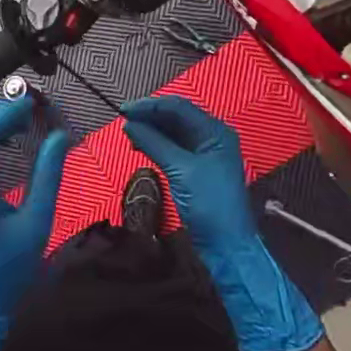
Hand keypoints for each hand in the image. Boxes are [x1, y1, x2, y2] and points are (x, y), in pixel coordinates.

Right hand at [120, 96, 321, 350]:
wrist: (226, 243)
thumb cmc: (209, 204)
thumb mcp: (181, 170)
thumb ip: (155, 144)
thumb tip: (129, 124)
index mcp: (215, 132)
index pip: (179, 108)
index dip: (150, 106)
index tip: (123, 110)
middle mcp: (212, 138)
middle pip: (177, 118)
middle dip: (150, 117)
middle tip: (123, 121)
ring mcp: (205, 154)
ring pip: (174, 133)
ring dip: (152, 131)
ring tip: (129, 134)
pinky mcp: (196, 170)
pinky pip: (174, 149)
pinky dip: (157, 146)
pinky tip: (141, 147)